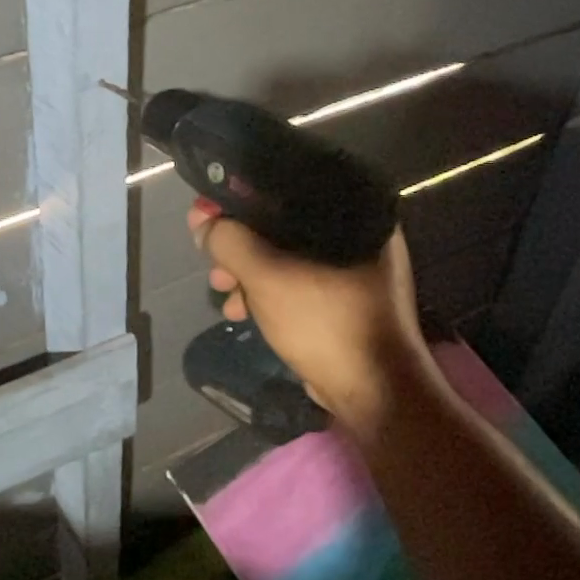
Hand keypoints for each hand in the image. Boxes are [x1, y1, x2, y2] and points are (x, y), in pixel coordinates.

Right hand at [188, 199, 427, 423]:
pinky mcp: (343, 299)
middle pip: (280, 223)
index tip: (205, 213)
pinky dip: (265, 290)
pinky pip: (294, 280)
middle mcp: (360, 234)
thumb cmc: (326, 323)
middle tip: (212, 262)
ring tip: (223, 293)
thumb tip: (204, 226)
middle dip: (237, 243)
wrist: (374, 392)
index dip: (238, 195)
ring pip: (284, 255)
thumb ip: (229, 243)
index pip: (285, 186)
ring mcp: (353, 269)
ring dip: (246, 271)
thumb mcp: (267, 277)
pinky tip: (241, 310)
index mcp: (356, 213)